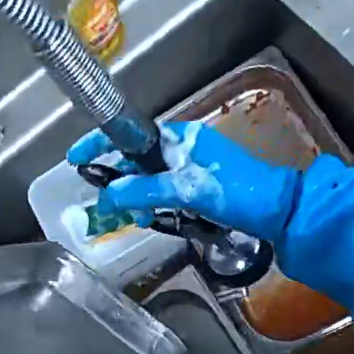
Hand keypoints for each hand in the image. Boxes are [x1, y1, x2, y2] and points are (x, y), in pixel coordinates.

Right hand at [68, 120, 298, 241]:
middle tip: (108, 205)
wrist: (279, 209)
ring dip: (135, 198)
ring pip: (145, 179)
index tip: (74, 158)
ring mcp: (186, 167)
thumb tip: (108, 195)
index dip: (99, 144)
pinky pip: (159, 192)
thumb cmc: (235, 191)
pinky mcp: (194, 186)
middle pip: (133, 159)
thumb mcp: (187, 190)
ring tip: (137, 219)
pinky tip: (152, 219)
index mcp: (177, 138)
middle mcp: (178, 148)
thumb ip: (145, 191)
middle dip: (117, 181)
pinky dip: (151, 205)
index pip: (128, 134)